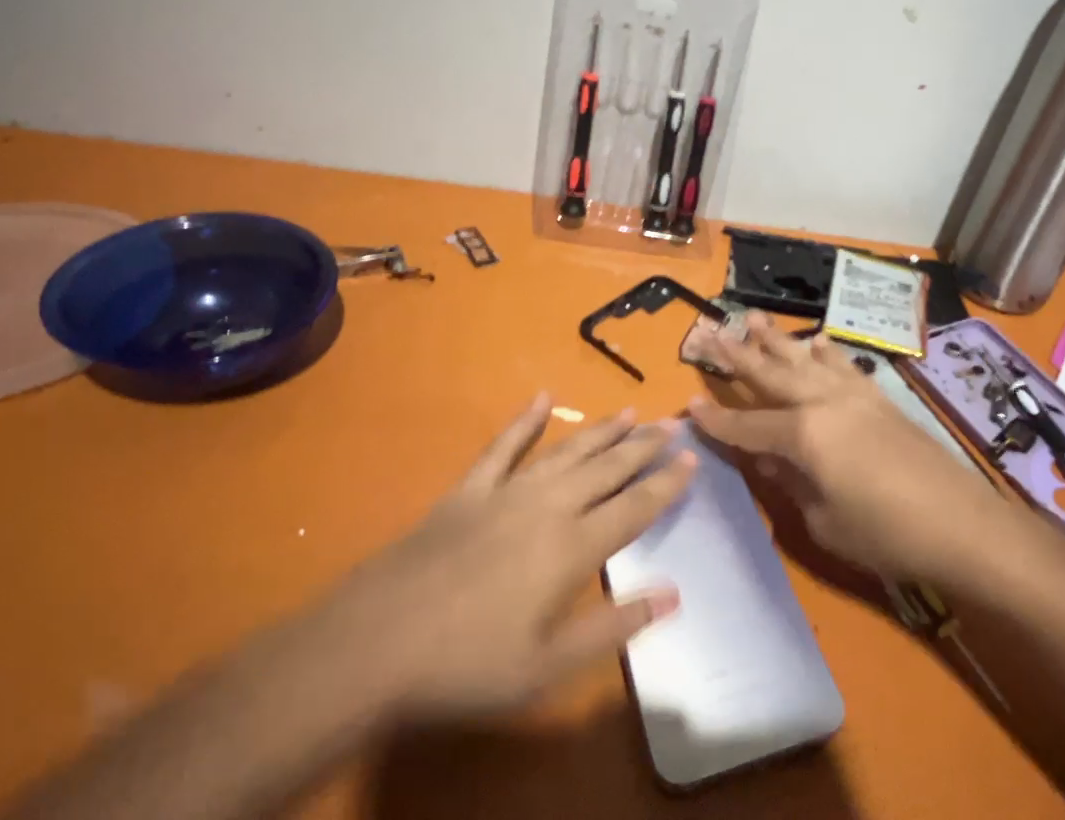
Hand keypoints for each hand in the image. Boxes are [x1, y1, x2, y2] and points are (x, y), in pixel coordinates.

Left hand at [320, 396, 694, 721]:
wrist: (371, 646)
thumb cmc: (467, 666)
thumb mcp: (549, 666)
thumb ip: (614, 627)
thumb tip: (674, 595)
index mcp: (572, 548)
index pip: (634, 507)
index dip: (667, 483)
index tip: (693, 458)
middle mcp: (547, 508)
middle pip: (607, 469)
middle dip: (643, 446)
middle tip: (672, 424)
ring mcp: (503, 494)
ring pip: (565, 451)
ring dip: (601, 431)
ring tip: (630, 411)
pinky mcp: (464, 493)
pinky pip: (501, 447)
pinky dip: (524, 421)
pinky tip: (542, 398)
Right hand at [690, 314, 1015, 584]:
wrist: (961, 525)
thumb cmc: (885, 534)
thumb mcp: (822, 519)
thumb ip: (789, 482)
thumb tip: (766, 458)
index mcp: (802, 435)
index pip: (747, 425)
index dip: (716, 420)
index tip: (687, 405)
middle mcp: (824, 403)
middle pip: (772, 375)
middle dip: (738, 355)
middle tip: (709, 330)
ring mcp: (855, 396)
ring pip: (806, 361)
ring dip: (778, 341)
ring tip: (754, 319)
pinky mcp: (880, 400)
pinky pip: (844, 366)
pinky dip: (826, 353)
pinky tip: (816, 341)